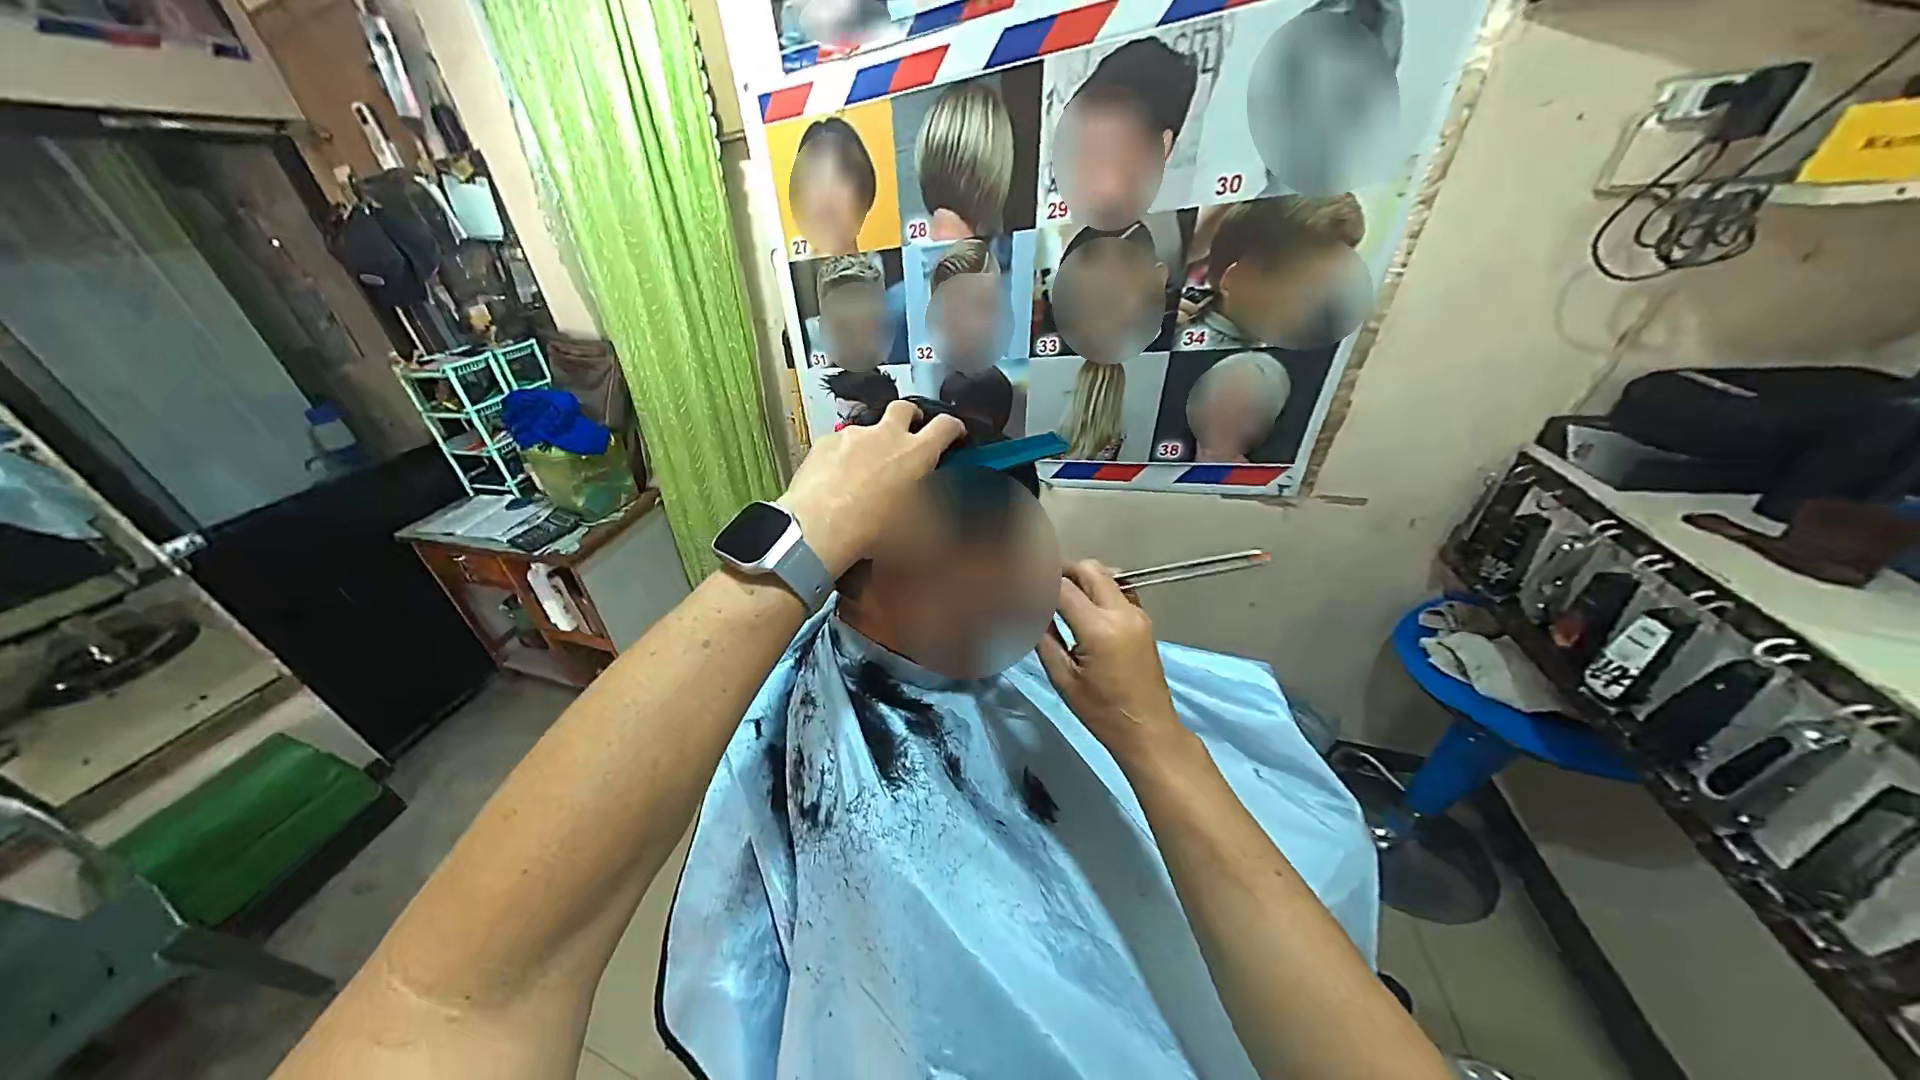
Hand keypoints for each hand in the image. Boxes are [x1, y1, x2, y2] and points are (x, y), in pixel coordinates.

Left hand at [778, 399, 965, 574]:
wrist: (817, 527)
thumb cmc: (872, 529)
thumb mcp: (916, 531)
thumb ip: (932, 516)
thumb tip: (938, 516)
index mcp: (916, 453)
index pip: (946, 425)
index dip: (954, 427)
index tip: (955, 434)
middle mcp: (886, 435)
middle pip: (905, 407)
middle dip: (912, 416)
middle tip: (911, 433)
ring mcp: (853, 435)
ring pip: (870, 426)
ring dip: (874, 440)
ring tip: (867, 468)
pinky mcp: (825, 442)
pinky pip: (841, 442)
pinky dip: (845, 454)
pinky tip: (838, 477)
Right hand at [1038, 560, 1191, 763]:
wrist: (1148, 730)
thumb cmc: (1103, 713)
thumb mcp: (1064, 678)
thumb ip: (1043, 637)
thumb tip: (1027, 610)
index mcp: (1100, 629)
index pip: (1062, 587)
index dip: (1037, 580)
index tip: (1019, 581)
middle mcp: (1122, 612)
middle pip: (1087, 569)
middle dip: (1060, 571)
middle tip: (1037, 584)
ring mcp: (1137, 614)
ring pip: (1104, 575)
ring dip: (1079, 577)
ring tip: (1056, 594)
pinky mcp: (1142, 620)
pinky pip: (1117, 589)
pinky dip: (1096, 587)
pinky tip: (1081, 605)